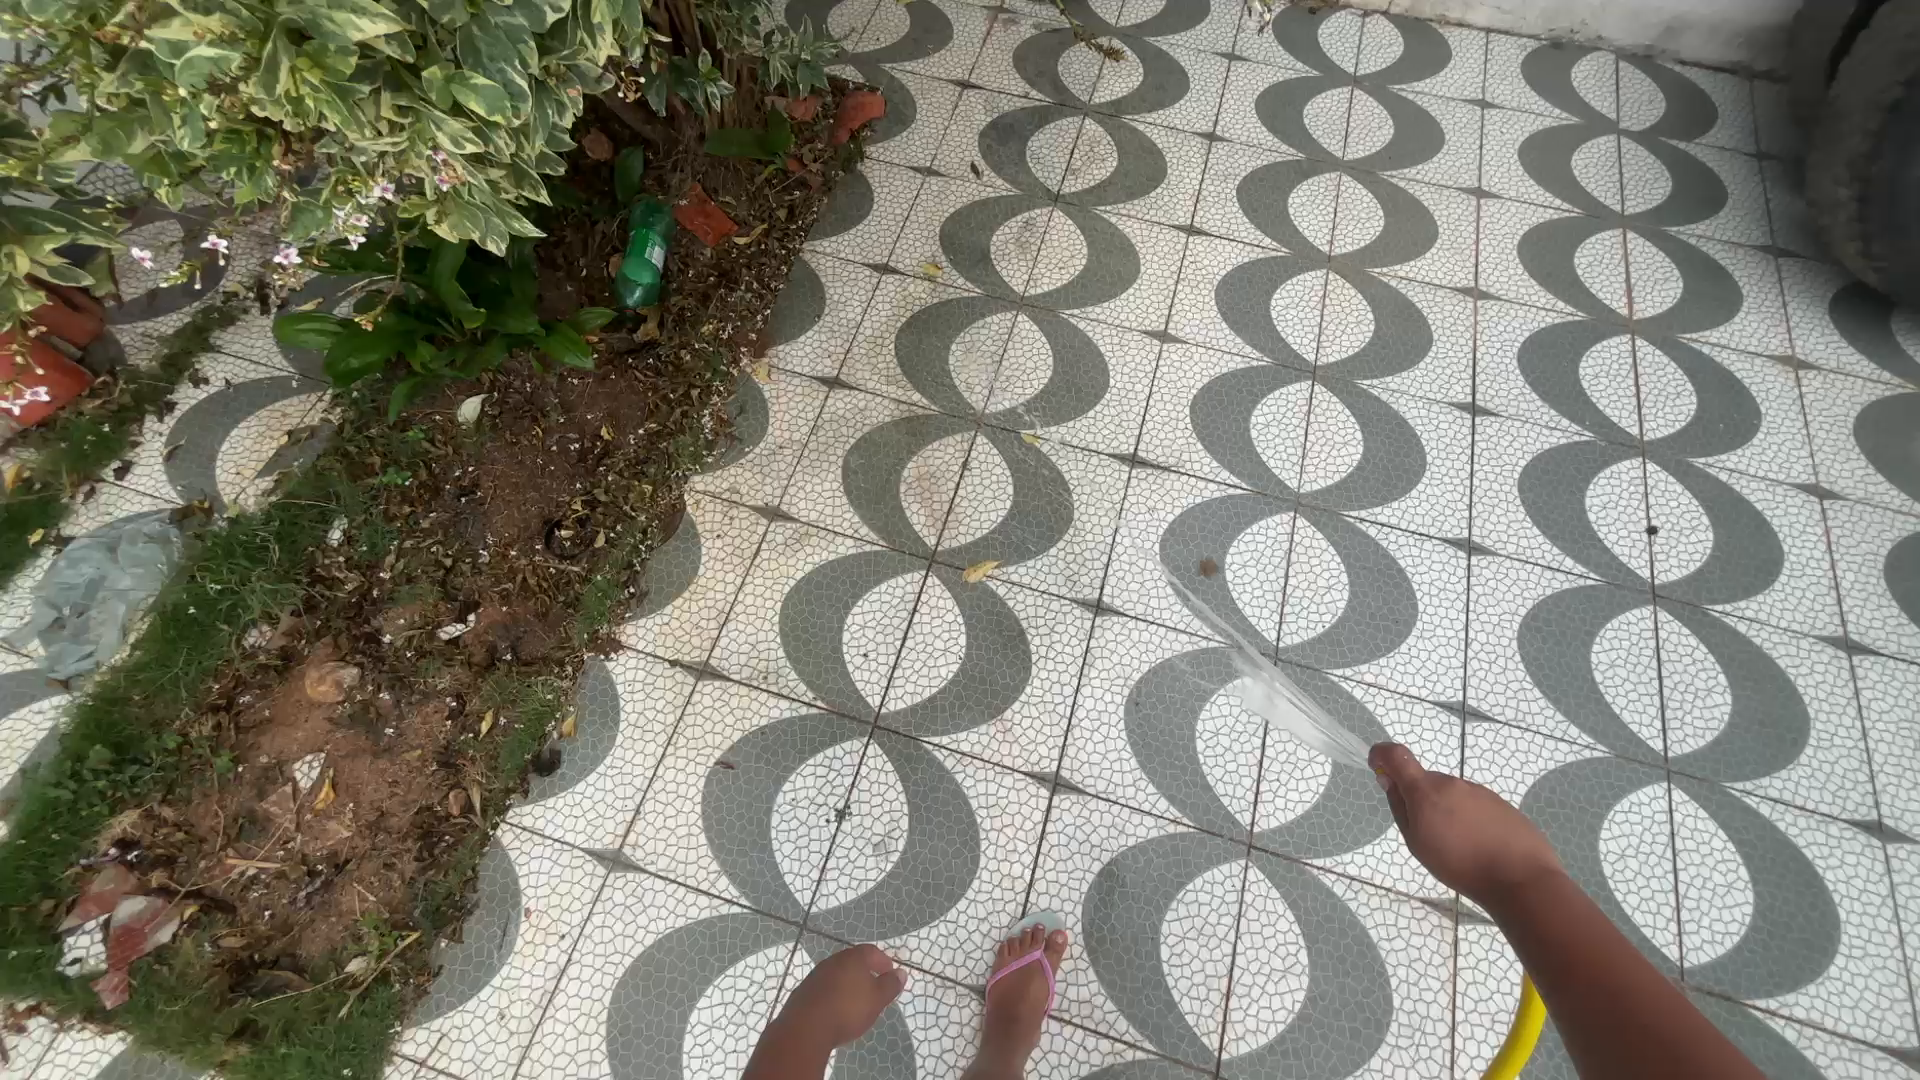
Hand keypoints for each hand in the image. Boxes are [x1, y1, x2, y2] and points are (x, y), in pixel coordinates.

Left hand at [771, 944, 908, 1051]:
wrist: (806, 1027)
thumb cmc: (847, 1009)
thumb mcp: (877, 999)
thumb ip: (890, 985)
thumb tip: (901, 973)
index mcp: (853, 958)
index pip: (871, 951)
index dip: (883, 961)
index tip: (890, 973)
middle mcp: (834, 960)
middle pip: (853, 962)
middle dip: (865, 972)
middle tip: (873, 987)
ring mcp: (816, 975)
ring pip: (837, 975)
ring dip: (847, 984)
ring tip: (854, 1002)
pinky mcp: (804, 991)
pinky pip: (824, 989)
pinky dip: (832, 995)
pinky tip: (835, 1010)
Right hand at [1370, 742, 1566, 908]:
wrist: (1523, 881)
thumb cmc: (1460, 865)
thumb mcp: (1416, 842)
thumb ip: (1400, 807)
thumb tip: (1390, 781)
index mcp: (1426, 790)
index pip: (1396, 754)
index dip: (1382, 755)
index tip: (1379, 770)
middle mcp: (1453, 783)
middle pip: (1427, 781)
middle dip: (1421, 799)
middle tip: (1430, 832)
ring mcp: (1481, 792)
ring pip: (1452, 794)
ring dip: (1448, 810)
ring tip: (1462, 845)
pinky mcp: (1503, 805)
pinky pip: (1476, 805)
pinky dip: (1471, 819)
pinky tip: (1483, 845)